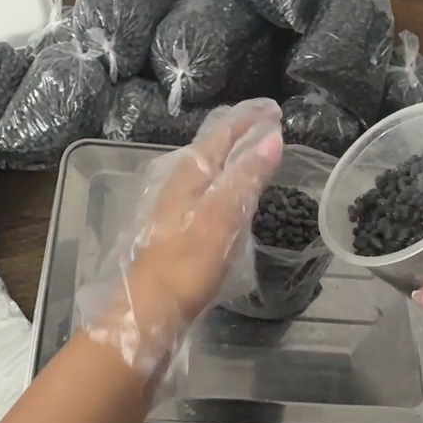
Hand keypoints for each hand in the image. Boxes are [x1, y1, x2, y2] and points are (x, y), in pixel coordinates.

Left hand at [75, 99, 284, 376]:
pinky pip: (207, 195)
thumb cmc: (186, 264)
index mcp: (188, 174)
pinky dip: (227, 186)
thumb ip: (245, 178)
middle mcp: (178, 185)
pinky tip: (232, 200)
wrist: (147, 313)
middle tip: (270, 126)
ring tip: (256, 155)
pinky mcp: (177, 234)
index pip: (221, 135)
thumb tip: (272, 137)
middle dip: (240, 134)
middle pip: (212, 150)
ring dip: (233, 160)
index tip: (274, 109)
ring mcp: (175, 210)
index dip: (247, 120)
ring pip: (208, 173)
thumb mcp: (221, 217)